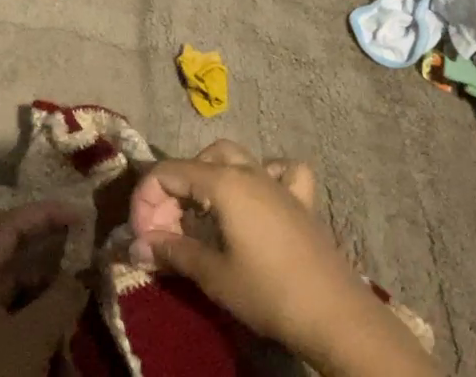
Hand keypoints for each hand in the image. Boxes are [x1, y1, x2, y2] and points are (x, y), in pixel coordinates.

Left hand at [0, 201, 90, 376]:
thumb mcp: (30, 337)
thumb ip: (59, 299)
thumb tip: (81, 275)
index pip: (6, 226)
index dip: (42, 214)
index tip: (80, 212)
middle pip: (12, 252)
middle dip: (48, 247)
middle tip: (83, 240)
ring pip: (18, 286)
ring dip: (50, 286)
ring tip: (81, 286)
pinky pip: (20, 317)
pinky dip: (43, 317)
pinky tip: (66, 330)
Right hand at [128, 141, 436, 376]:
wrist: (336, 317)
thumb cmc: (269, 292)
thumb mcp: (213, 275)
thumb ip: (172, 252)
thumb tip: (138, 245)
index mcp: (223, 183)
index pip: (168, 173)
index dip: (146, 200)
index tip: (142, 236)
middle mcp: (250, 172)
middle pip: (199, 161)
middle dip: (175, 189)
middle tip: (167, 228)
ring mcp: (280, 184)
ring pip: (237, 158)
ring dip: (211, 176)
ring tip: (202, 210)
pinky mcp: (303, 203)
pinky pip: (282, 172)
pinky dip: (265, 175)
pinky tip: (259, 196)